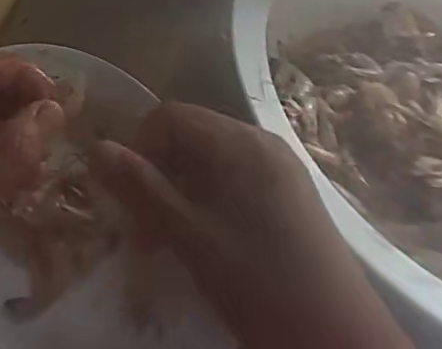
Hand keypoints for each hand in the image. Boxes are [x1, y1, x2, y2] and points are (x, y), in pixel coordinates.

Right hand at [90, 103, 411, 348]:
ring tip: (170, 235)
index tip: (129, 191)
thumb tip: (96, 146)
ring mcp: (281, 170)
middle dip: (158, 170)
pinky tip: (205, 240)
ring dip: (180, 189)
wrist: (344, 347)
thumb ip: (141, 187)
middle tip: (144, 220)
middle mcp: (262, 142)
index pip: (170, 116)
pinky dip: (209, 200)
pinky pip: (235, 179)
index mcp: (239, 142)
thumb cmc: (260, 284)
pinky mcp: (292, 197)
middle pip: (190, 135)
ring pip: (210, 160)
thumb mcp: (190, 236)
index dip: (139, 145)